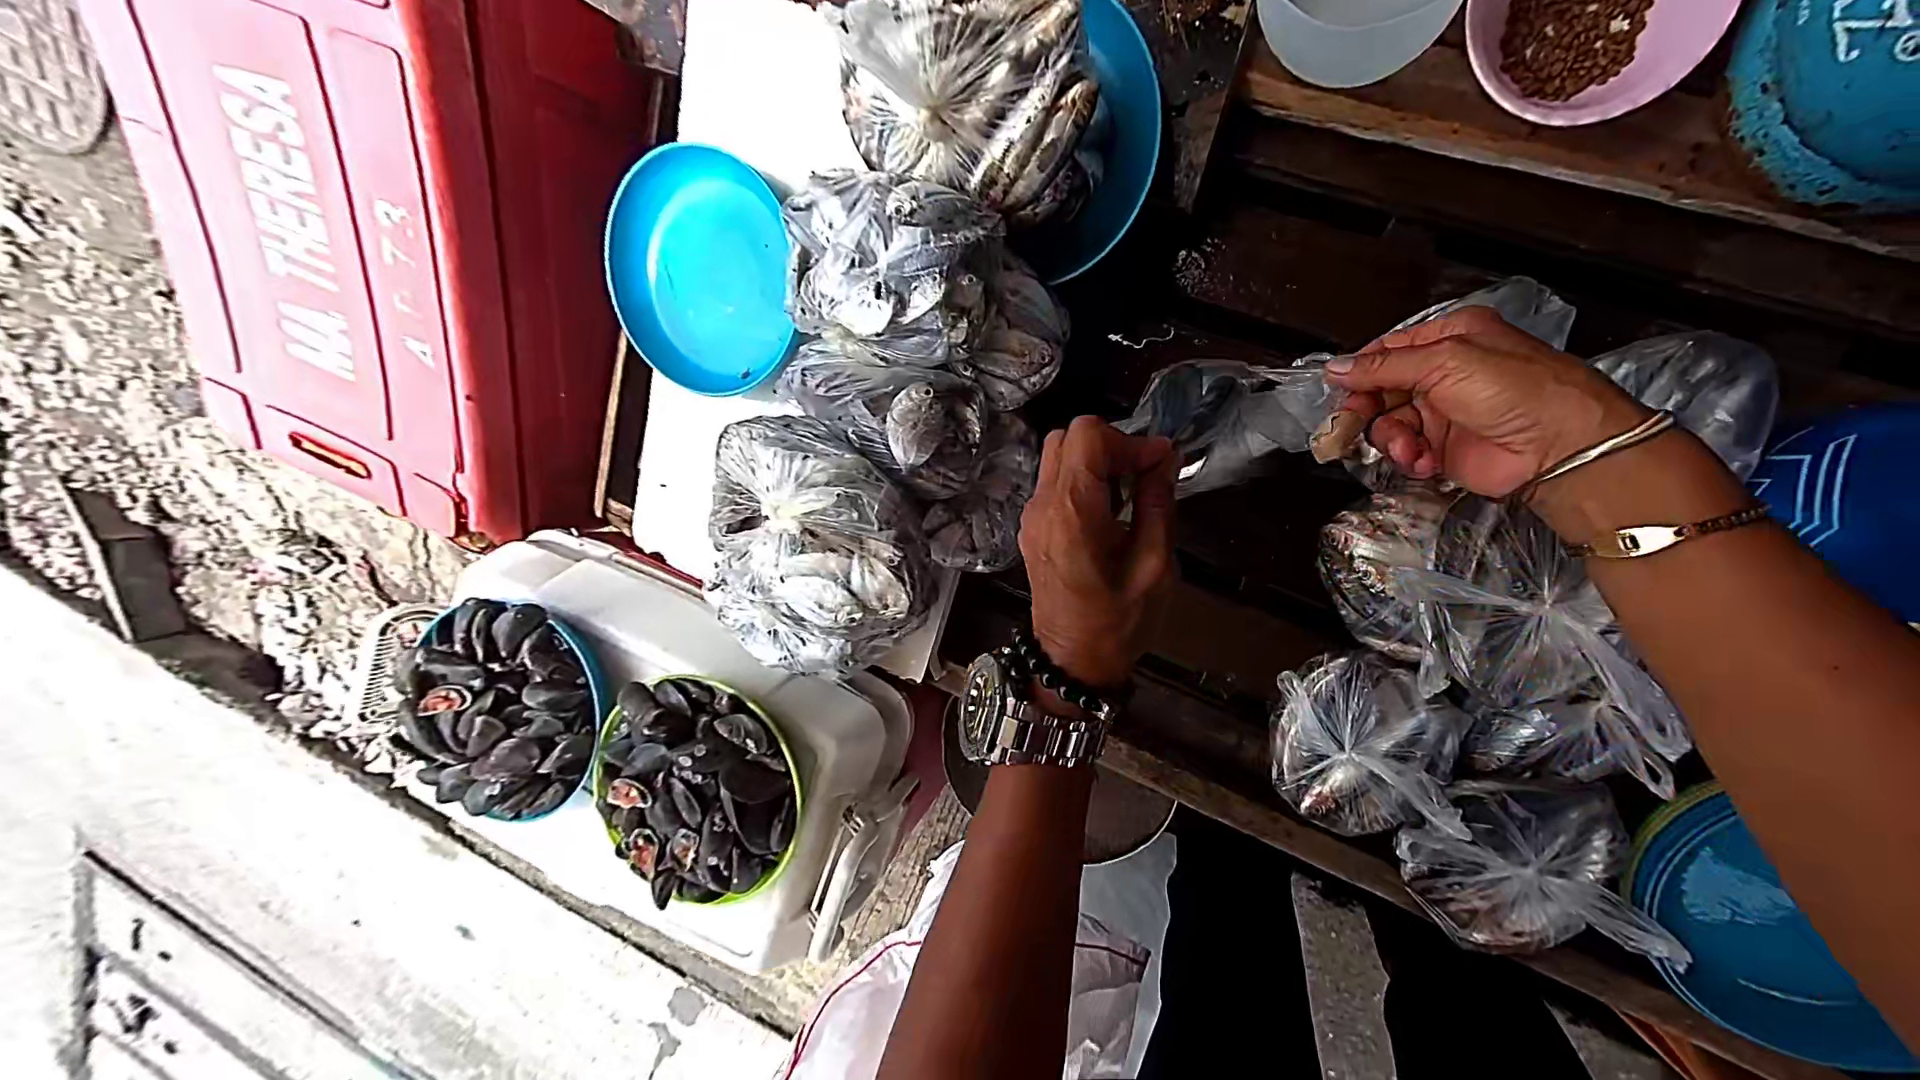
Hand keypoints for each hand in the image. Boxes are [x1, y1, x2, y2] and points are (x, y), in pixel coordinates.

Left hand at [1018, 417, 1176, 688]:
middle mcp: (1042, 506)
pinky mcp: (1032, 528)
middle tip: (1143, 474)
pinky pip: (1054, 484)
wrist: (1071, 661)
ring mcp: (1032, 517)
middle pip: (1067, 437)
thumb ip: (1158, 503)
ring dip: (1096, 462)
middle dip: (1110, 445)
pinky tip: (1109, 510)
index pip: (1087, 435)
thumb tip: (1163, 458)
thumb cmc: (1116, 624)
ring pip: (1057, 457)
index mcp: (1071, 511)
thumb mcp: (1154, 566)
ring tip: (1129, 493)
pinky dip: (1082, 481)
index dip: (1129, 440)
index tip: (1159, 464)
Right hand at [1327, 306, 1651, 497]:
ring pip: (1386, 423)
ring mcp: (1440, 411)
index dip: (1358, 371)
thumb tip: (1335, 367)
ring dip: (1390, 438)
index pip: (1385, 352)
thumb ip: (1382, 366)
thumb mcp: (1444, 363)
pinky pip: (1402, 449)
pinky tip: (1423, 459)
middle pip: (1378, 390)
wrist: (1559, 448)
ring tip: (1409, 447)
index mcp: (1448, 339)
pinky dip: (1407, 456)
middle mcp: (1442, 373)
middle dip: (1366, 409)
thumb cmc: (1519, 392)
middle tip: (1354, 422)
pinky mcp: (1439, 446)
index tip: (1341, 389)